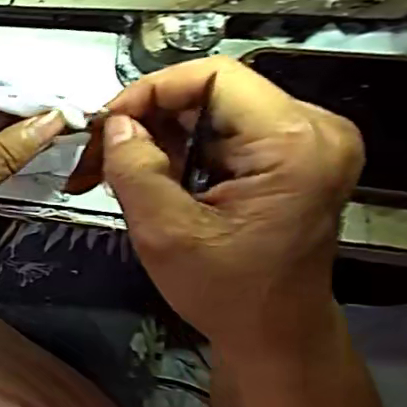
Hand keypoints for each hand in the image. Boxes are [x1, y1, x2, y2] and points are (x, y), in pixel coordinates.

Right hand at [65, 57, 362, 351]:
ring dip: (152, 136)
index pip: (213, 76)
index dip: (149, 92)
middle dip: (143, 119)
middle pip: (208, 91)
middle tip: (96, 159)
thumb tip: (116, 125)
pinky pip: (217, 131)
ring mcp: (302, 141)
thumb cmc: (227, 290)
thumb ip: (136, 170)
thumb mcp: (166, 232)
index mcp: (294, 144)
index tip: (106, 128)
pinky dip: (173, 149)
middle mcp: (311, 130)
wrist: (273, 330)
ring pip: (206, 110)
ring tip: (110, 172)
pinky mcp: (287, 156)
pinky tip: (143, 176)